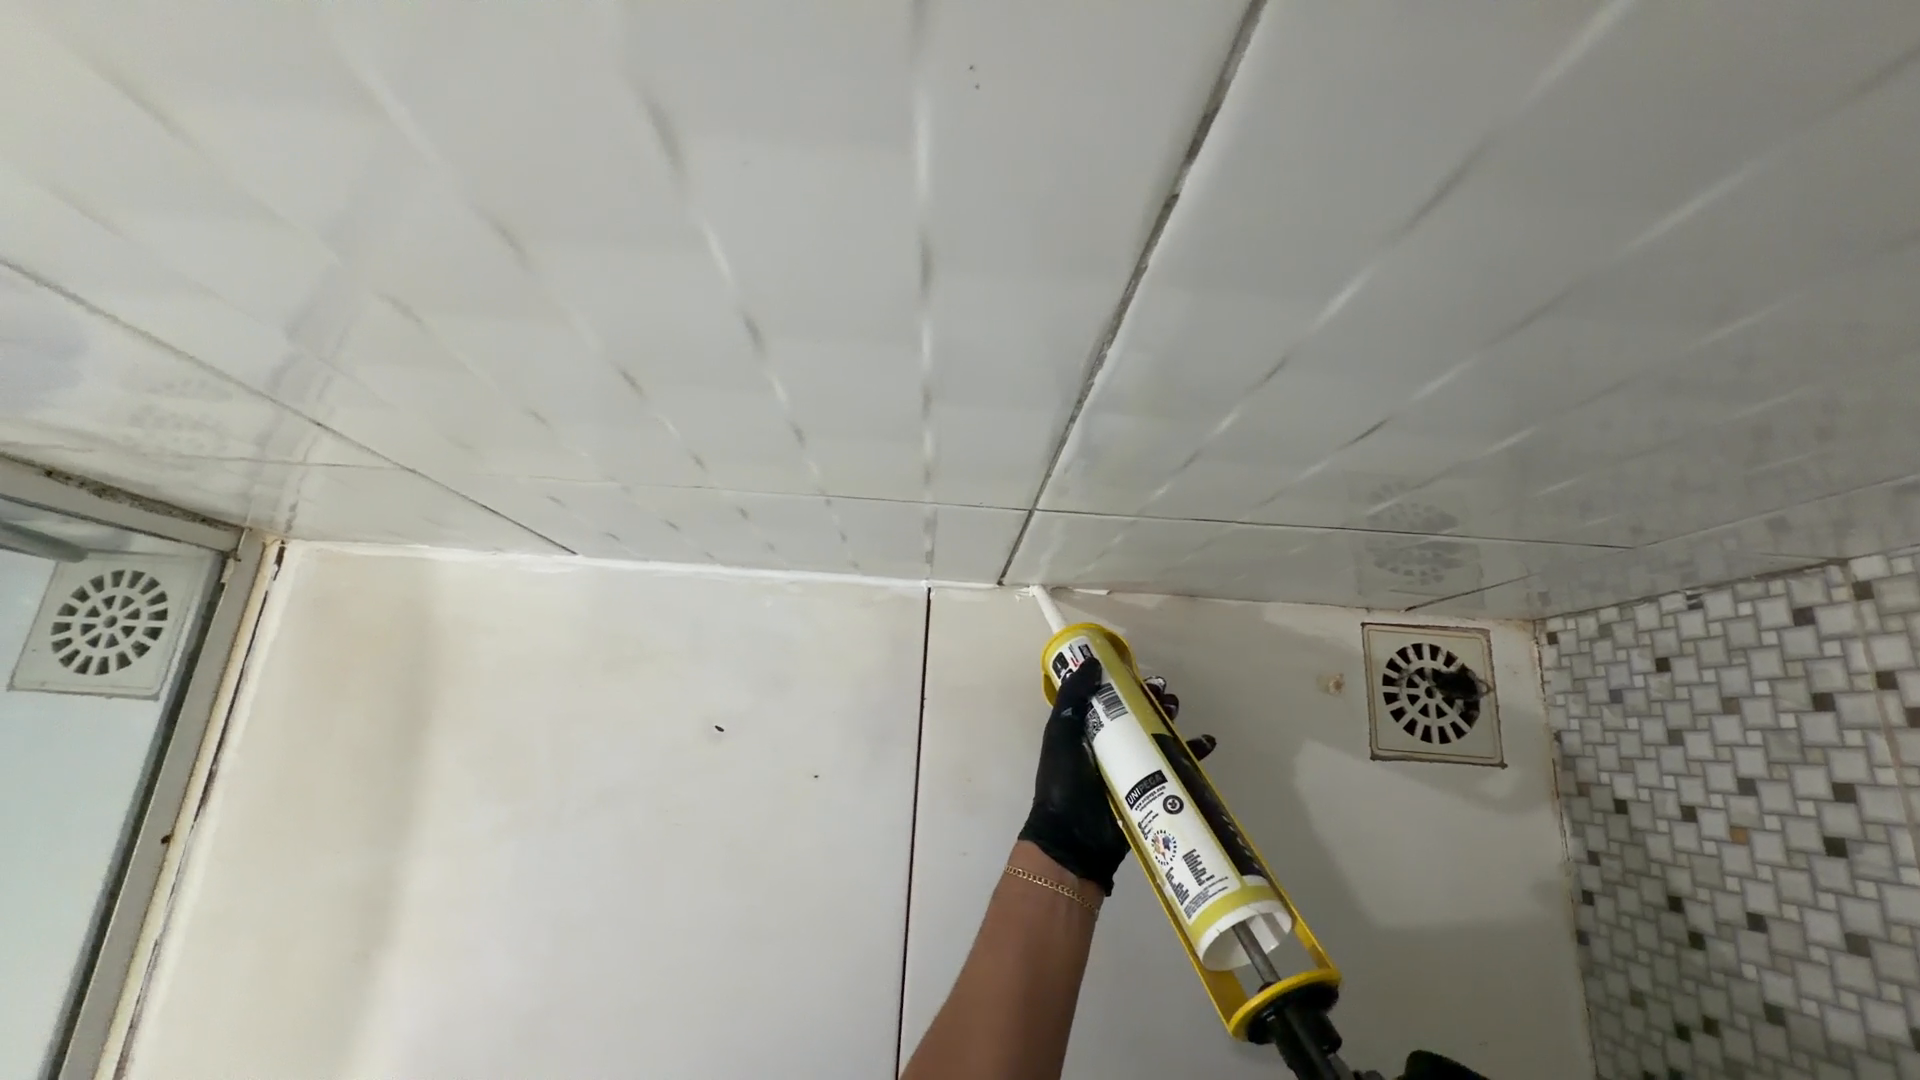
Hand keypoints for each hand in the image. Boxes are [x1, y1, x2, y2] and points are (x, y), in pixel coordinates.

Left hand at [1017, 658, 1214, 894]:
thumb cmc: (1063, 784)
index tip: (1139, 676)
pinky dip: (1192, 755)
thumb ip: (1073, 699)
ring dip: (1170, 722)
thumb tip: (1092, 662)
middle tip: (1165, 695)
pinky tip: (1206, 744)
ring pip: (1157, 738)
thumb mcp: (1060, 735)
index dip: (1125, 687)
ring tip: (1177, 710)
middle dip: (1153, 703)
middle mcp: (1109, 749)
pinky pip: (1174, 768)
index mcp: (1085, 734)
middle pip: (1137, 718)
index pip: (1109, 702)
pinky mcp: (1151, 792)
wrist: (1073, 841)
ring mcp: (1132, 770)